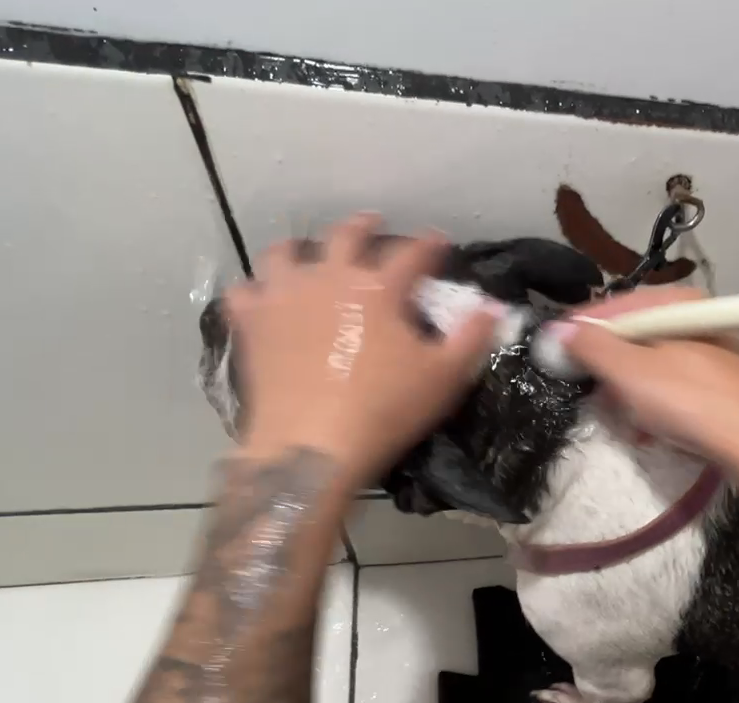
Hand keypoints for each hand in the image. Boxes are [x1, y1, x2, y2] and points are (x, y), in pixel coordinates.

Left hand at [223, 213, 497, 480]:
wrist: (314, 443)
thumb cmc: (388, 408)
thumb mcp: (446, 376)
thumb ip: (473, 336)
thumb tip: (493, 307)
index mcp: (379, 288)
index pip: (411, 254)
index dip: (430, 245)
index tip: (440, 241)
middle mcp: (328, 277)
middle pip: (345, 236)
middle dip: (365, 226)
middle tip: (375, 224)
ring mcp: (283, 296)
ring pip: (285, 254)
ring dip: (302, 249)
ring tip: (310, 254)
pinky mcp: (251, 323)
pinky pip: (245, 292)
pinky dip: (257, 291)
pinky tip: (265, 299)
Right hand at [557, 288, 738, 474]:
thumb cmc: (695, 404)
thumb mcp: (631, 373)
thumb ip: (592, 347)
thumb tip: (559, 330)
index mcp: (678, 305)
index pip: (616, 306)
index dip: (582, 331)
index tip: (557, 357)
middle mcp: (699, 322)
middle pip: (637, 340)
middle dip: (612, 372)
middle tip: (601, 400)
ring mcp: (716, 357)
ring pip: (657, 371)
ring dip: (635, 399)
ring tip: (632, 426)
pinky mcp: (726, 389)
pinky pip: (679, 393)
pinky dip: (662, 411)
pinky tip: (657, 435)